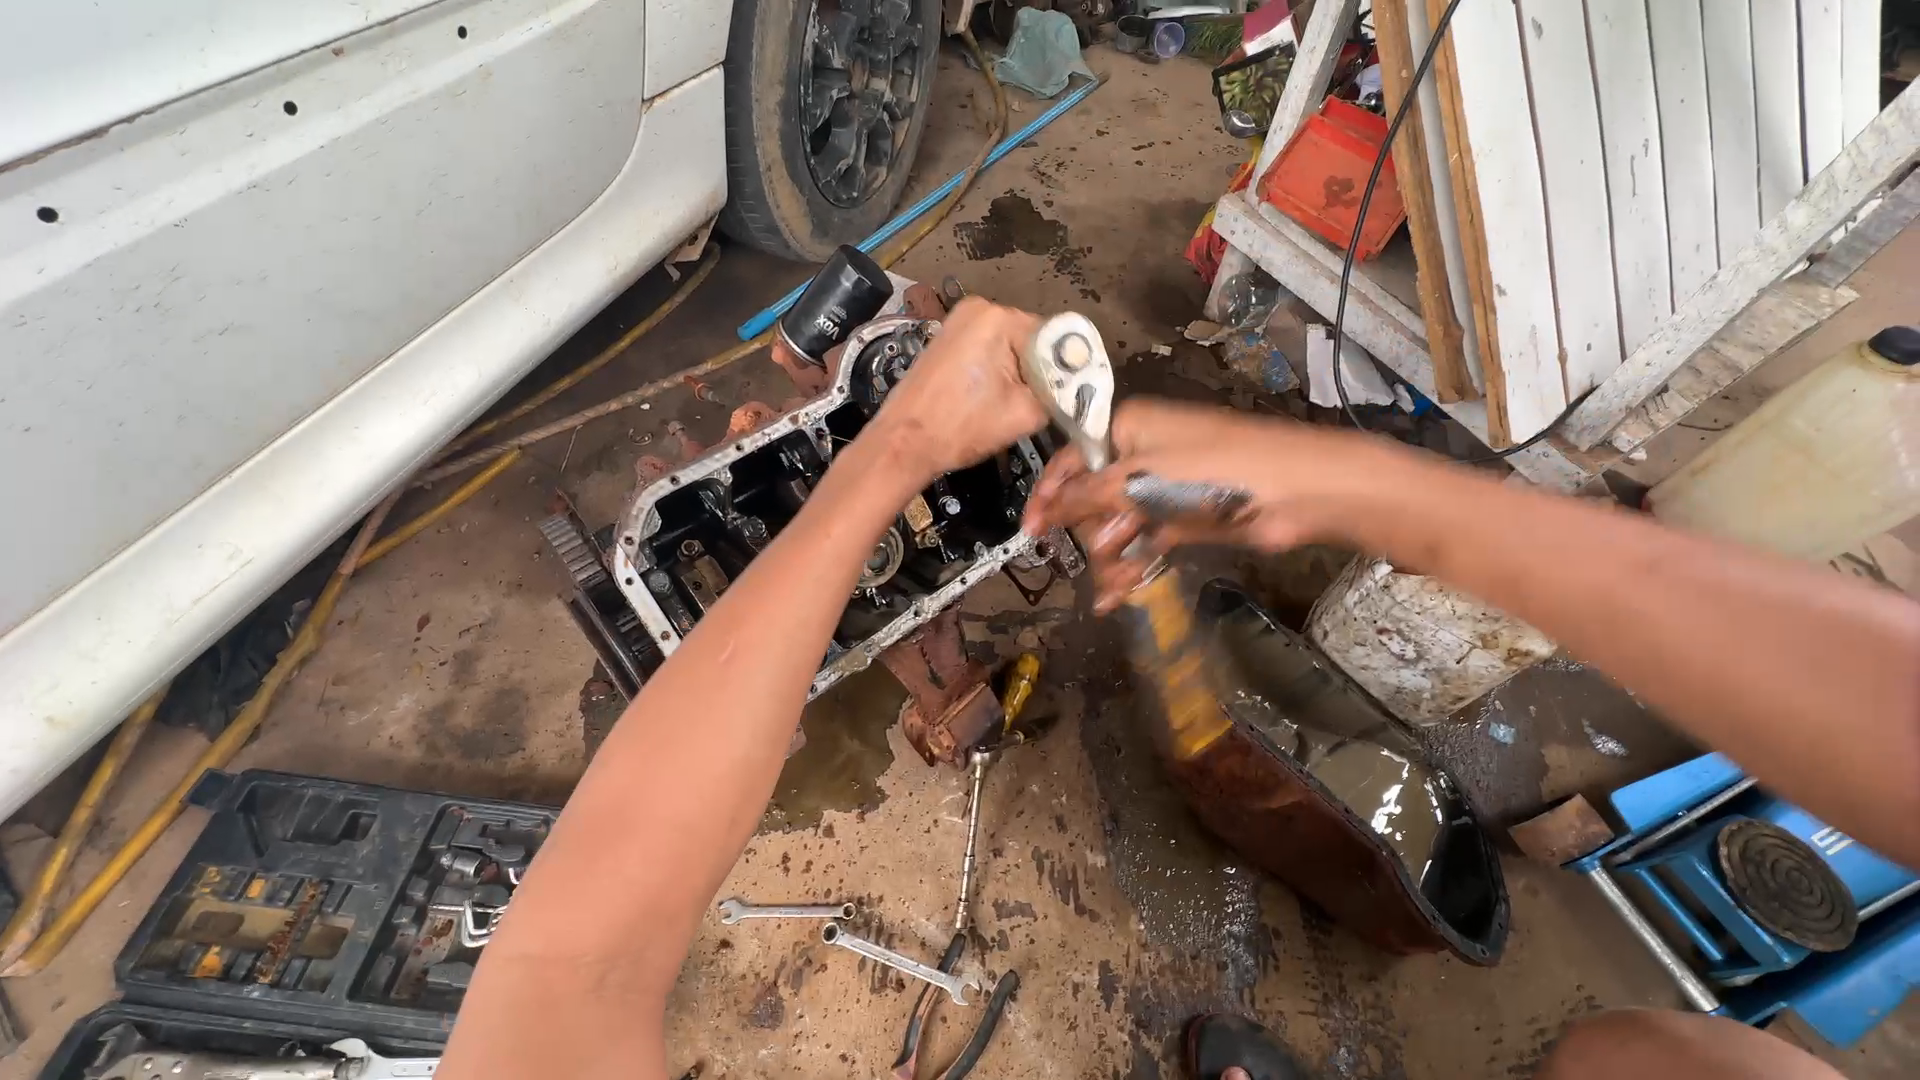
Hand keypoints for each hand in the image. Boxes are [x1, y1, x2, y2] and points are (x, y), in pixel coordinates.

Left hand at [863, 297, 1048, 480]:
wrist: (903, 443)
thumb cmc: (959, 428)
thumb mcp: (1025, 414)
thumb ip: (1060, 395)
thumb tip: (1075, 391)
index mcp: (998, 317)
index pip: (1054, 338)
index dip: (1064, 371)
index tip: (1062, 399)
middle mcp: (978, 308)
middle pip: (1031, 341)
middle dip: (1037, 373)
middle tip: (1032, 406)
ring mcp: (958, 323)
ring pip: (1009, 349)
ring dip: (1016, 375)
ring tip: (1006, 406)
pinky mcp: (946, 341)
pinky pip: (986, 353)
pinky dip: (995, 374)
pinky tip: (987, 400)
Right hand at [1021, 398, 1390, 610]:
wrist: (1299, 491)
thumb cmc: (1215, 470)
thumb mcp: (1141, 478)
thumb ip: (1086, 496)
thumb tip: (1041, 511)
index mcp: (1127, 428)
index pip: (1071, 460)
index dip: (1048, 495)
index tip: (1029, 531)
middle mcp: (1141, 454)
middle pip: (1093, 497)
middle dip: (1086, 532)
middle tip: (1086, 559)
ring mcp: (1163, 487)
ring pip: (1118, 525)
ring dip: (1110, 557)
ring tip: (1110, 589)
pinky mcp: (1182, 517)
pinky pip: (1143, 542)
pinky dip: (1132, 565)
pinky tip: (1117, 593)